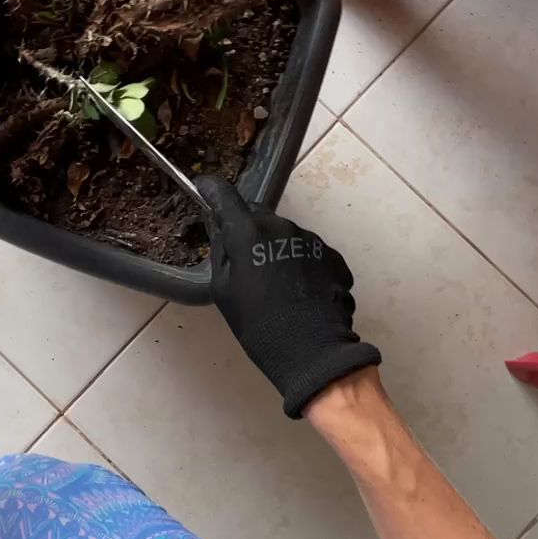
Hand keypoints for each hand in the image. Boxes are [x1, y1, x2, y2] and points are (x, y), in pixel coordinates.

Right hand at [195, 177, 380, 417]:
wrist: (311, 350)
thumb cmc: (256, 322)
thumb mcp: (223, 289)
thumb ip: (220, 250)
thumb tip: (218, 226)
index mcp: (249, 232)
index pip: (225, 195)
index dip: (211, 189)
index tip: (204, 189)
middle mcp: (282, 226)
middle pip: (257, 215)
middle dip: (246, 228)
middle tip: (241, 256)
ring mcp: (312, 240)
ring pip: (285, 233)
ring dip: (275, 247)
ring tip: (274, 282)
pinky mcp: (333, 257)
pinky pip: (308, 252)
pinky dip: (299, 263)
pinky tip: (298, 291)